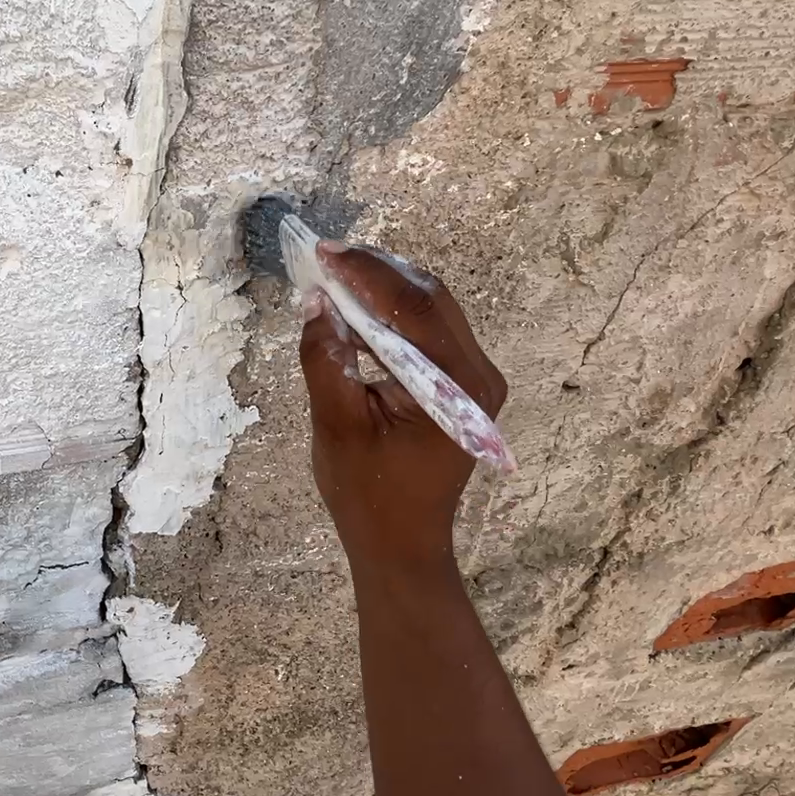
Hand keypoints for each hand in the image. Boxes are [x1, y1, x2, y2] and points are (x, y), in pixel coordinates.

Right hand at [298, 243, 506, 574]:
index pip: (413, 306)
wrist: (400, 543)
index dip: (366, 273)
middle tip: (326, 256)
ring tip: (337, 273)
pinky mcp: (461, 386)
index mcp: (456, 386)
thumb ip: (325, 360)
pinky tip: (359, 307)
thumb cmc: (366, 493)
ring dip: (384, 287)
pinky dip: (393, 312)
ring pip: (432, 309)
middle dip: (376, 271)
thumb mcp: (336, 426)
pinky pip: (429, 331)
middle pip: (430, 298)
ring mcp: (475, 379)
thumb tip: (315, 302)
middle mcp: (478, 374)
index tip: (323, 252)